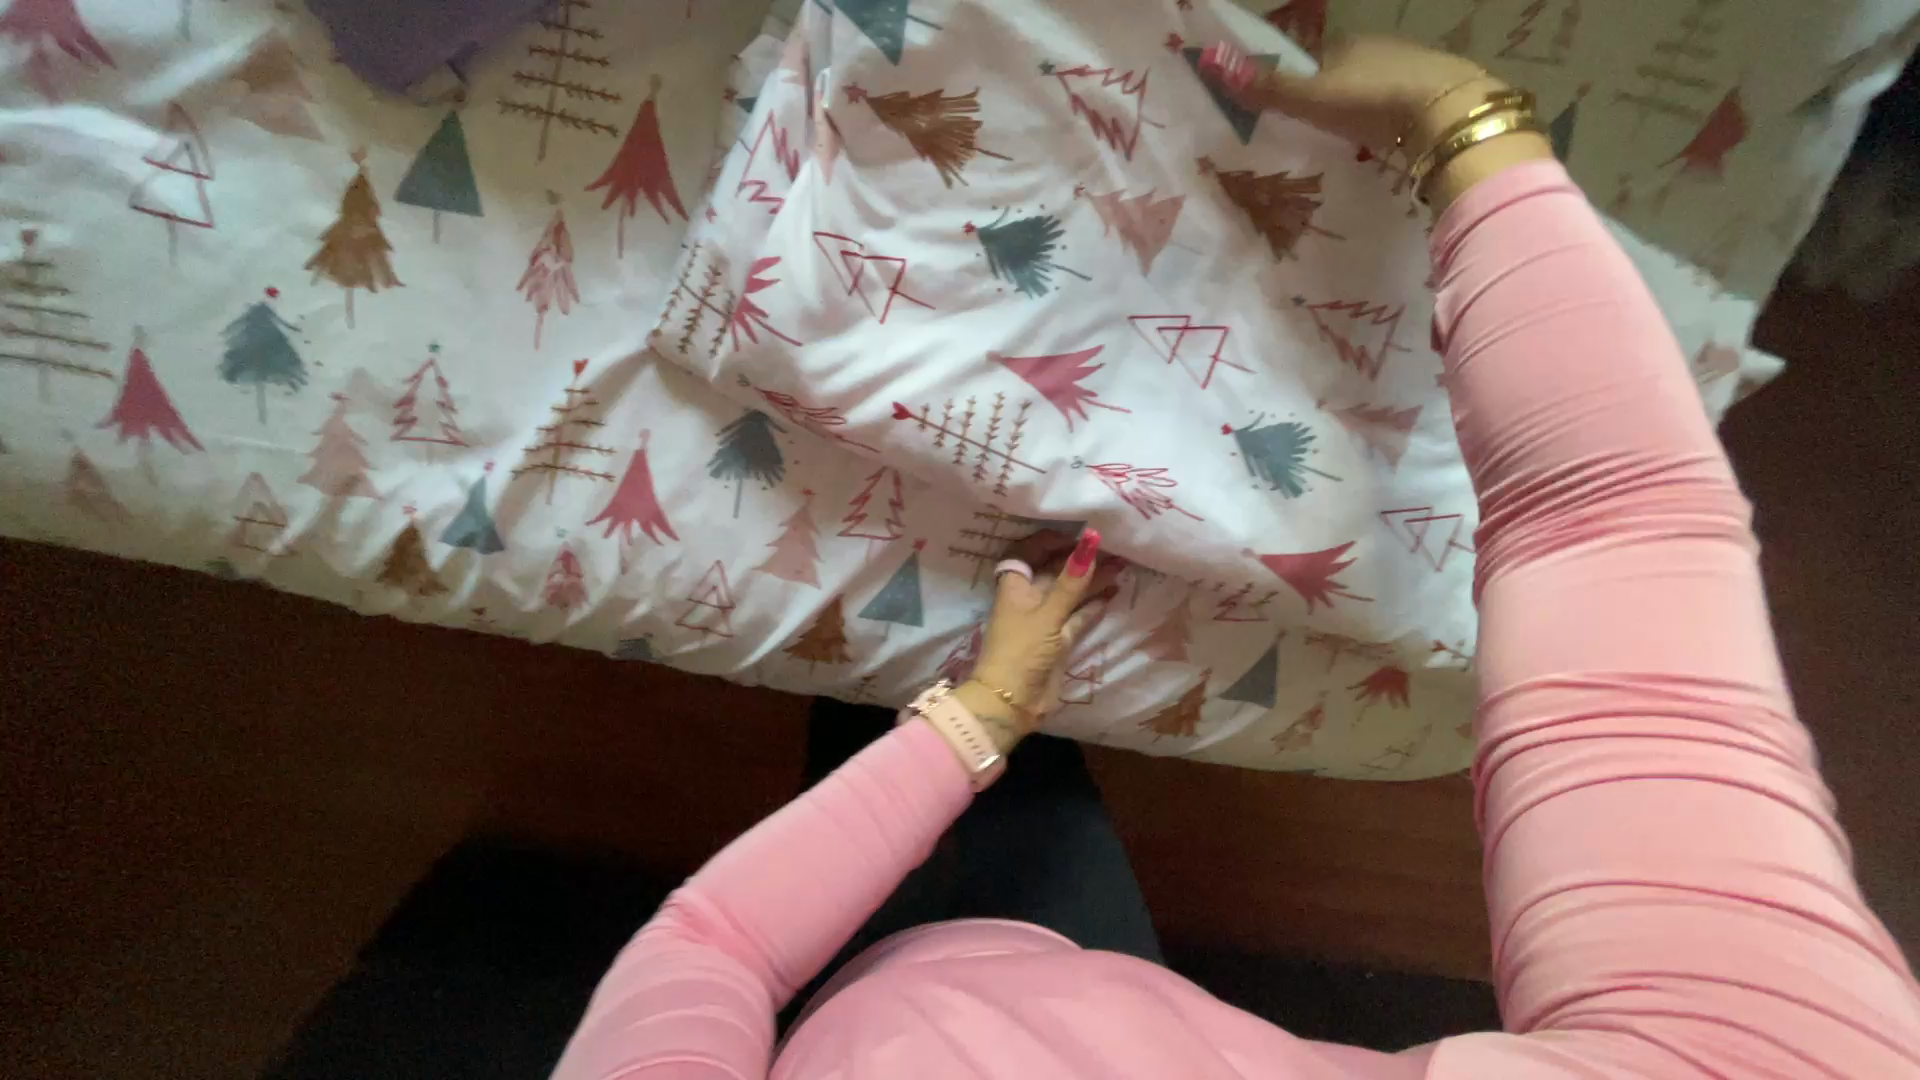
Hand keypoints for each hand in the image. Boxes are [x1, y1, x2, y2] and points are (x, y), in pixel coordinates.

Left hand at [956, 529, 1119, 751]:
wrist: (1011, 701)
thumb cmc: (1021, 651)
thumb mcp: (1047, 614)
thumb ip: (1072, 581)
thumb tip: (1091, 541)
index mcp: (1015, 587)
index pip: (1027, 552)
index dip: (1047, 540)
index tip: (1076, 533)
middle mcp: (1029, 599)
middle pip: (1054, 571)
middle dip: (1079, 559)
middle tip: (1112, 546)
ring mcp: (1044, 621)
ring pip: (1070, 594)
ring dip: (1091, 581)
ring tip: (1121, 565)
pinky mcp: (1058, 641)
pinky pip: (1078, 617)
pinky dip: (1093, 606)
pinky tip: (1112, 592)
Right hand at [1214, 35, 1491, 154]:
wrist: (1443, 111)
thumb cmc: (1369, 99)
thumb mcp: (1310, 97)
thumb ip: (1266, 88)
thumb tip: (1211, 63)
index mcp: (1346, 43)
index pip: (1311, 59)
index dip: (1294, 79)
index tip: (1282, 106)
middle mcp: (1377, 48)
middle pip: (1340, 73)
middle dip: (1325, 96)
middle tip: (1309, 128)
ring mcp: (1407, 68)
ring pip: (1368, 87)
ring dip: (1354, 108)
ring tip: (1340, 138)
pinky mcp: (1429, 93)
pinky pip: (1392, 104)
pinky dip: (1379, 118)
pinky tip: (1376, 138)